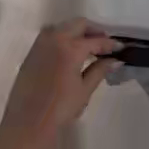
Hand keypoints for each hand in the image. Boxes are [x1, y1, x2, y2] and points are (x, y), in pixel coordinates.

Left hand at [0, 19, 121, 148]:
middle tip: (104, 43)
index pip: (95, 41)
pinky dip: (63, 36)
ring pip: (62, 26)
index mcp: (70, 48)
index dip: (110, 44)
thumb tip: (115, 60)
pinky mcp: (31, 52)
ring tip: (87, 46)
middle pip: (78, 24)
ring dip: (77, 31)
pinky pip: (50, 35)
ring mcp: (40, 44)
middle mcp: (54, 39)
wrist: (28, 123)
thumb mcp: (84, 90)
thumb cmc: (60, 109)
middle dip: (94, 31)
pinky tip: (69, 51)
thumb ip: (100, 70)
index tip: (120, 47)